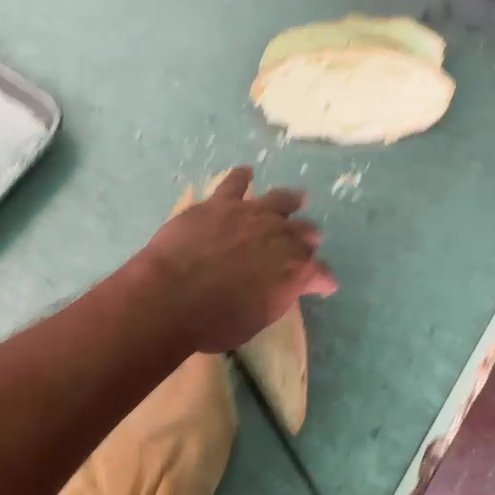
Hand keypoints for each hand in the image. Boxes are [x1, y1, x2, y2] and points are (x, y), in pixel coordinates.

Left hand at [134, 166, 335, 353]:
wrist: (171, 296)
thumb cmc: (214, 322)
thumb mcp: (255, 321)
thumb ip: (273, 298)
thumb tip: (277, 289)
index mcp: (295, 272)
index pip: (320, 274)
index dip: (323, 280)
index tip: (323, 285)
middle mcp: (281, 237)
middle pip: (303, 234)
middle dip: (308, 239)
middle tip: (309, 241)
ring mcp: (251, 215)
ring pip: (279, 201)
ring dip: (291, 200)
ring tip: (298, 198)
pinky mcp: (220, 203)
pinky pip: (235, 183)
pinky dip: (242, 177)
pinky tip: (245, 173)